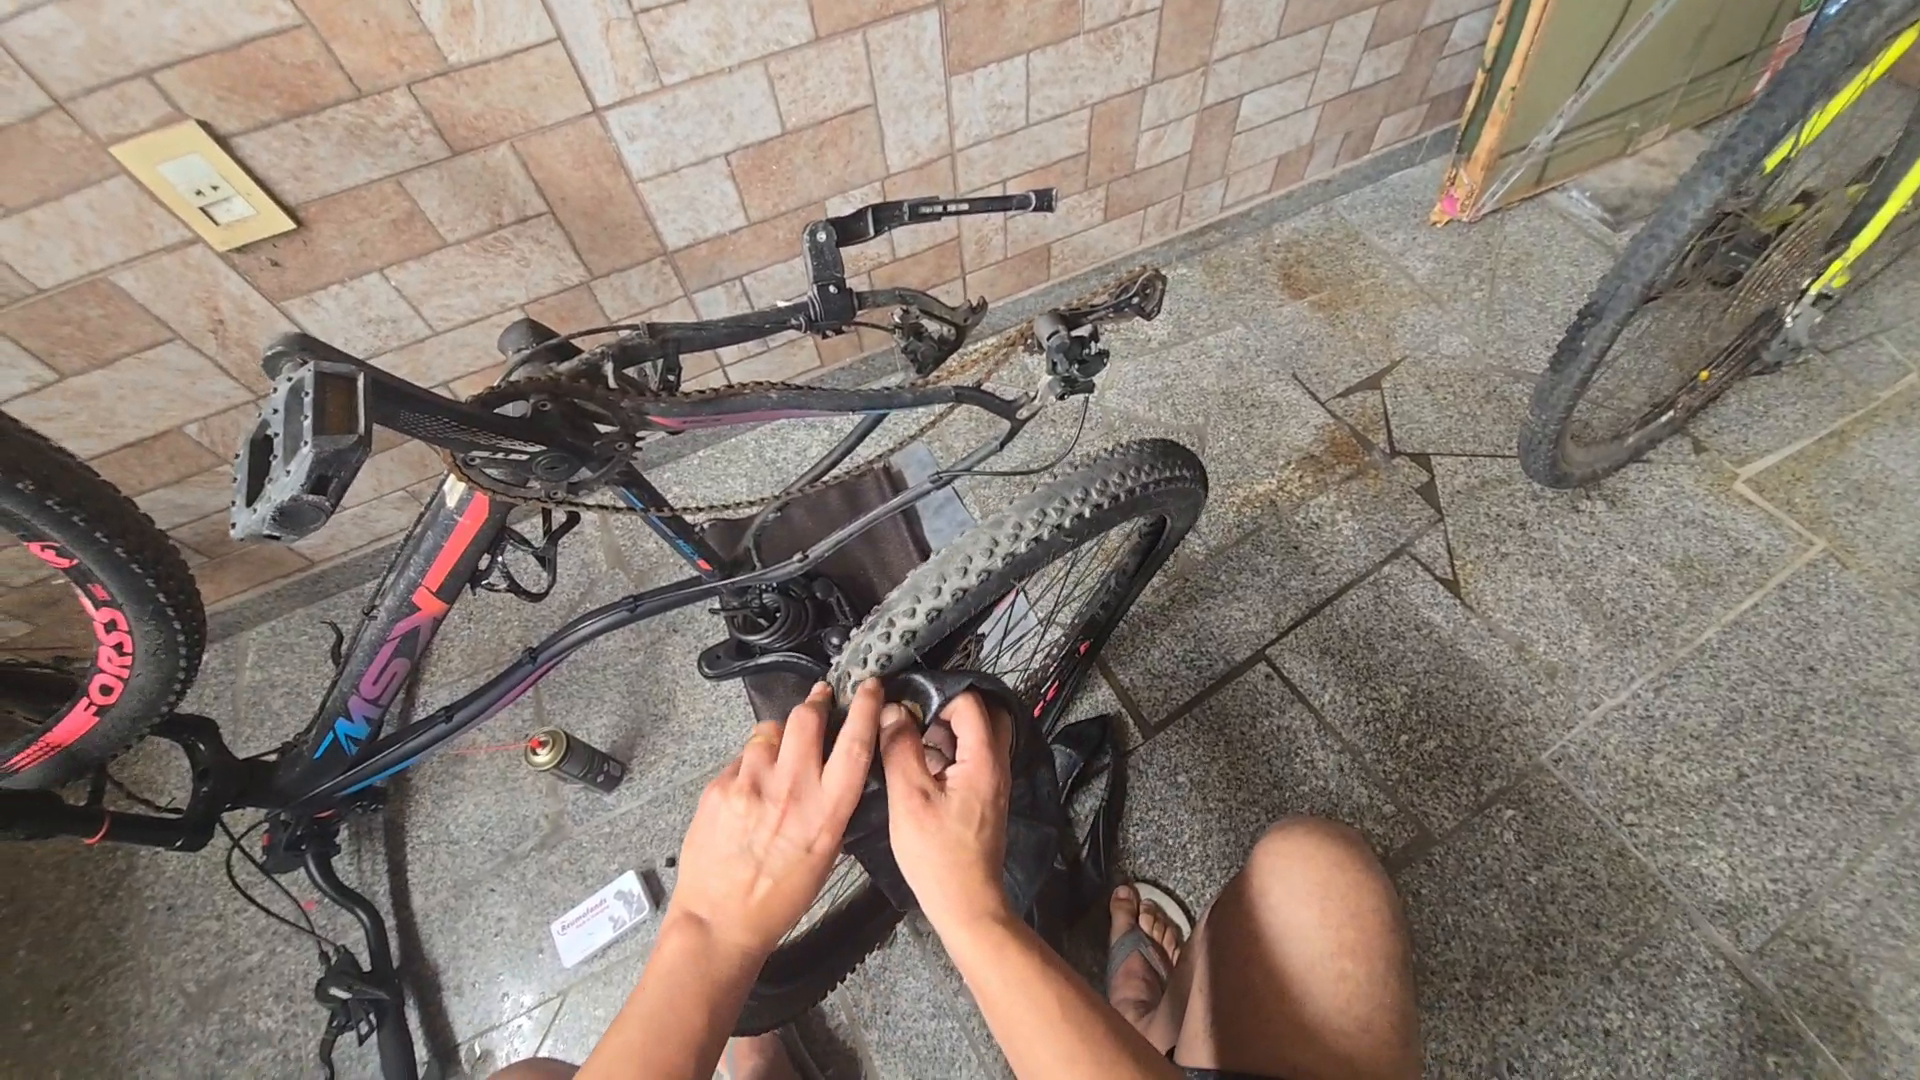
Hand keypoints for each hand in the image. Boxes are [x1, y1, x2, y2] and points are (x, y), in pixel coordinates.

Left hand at [669, 679, 881, 956]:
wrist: (719, 920)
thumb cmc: (781, 895)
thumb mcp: (827, 850)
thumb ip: (832, 802)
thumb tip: (834, 764)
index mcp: (827, 809)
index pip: (855, 742)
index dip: (866, 707)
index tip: (869, 686)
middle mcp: (792, 788)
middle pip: (807, 718)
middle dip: (815, 702)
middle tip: (819, 700)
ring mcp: (752, 783)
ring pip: (769, 731)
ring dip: (778, 736)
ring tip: (775, 759)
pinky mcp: (720, 786)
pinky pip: (741, 757)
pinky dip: (750, 764)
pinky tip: (748, 790)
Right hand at [880, 690, 1014, 933]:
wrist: (966, 904)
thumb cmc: (937, 855)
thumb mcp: (909, 798)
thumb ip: (900, 748)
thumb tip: (893, 710)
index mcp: (984, 759)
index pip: (970, 703)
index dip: (938, 696)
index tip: (908, 704)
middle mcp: (997, 765)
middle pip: (984, 715)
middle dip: (949, 709)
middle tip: (916, 718)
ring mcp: (994, 782)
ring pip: (979, 737)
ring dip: (948, 731)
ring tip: (911, 740)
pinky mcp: (985, 798)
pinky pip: (973, 758)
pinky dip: (950, 752)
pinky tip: (920, 766)